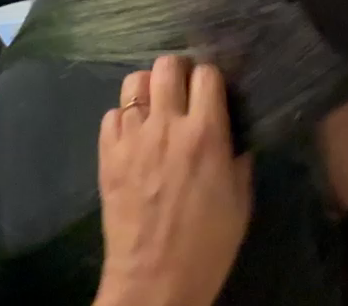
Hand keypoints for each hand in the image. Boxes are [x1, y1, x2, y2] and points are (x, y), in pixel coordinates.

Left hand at [94, 56, 253, 305]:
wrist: (155, 281)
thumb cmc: (207, 245)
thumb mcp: (240, 200)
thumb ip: (239, 156)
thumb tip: (235, 129)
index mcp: (206, 134)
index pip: (207, 74)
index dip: (210, 79)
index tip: (211, 92)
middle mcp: (168, 125)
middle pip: (167, 65)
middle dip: (178, 72)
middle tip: (182, 91)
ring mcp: (133, 137)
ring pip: (134, 81)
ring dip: (148, 89)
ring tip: (155, 106)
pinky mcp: (107, 153)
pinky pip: (112, 114)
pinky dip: (124, 118)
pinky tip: (133, 134)